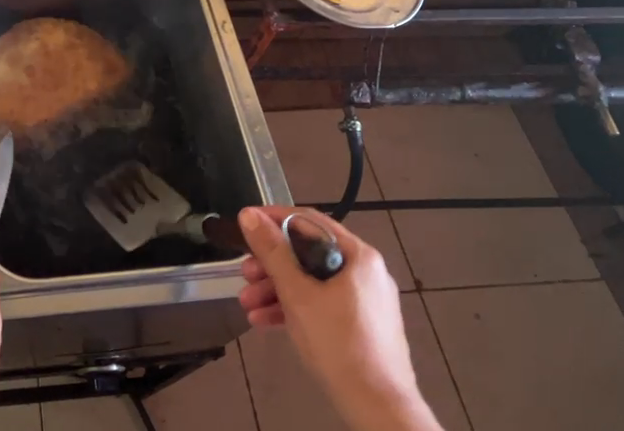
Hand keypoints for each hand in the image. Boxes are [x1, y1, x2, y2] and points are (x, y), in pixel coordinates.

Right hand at [238, 207, 443, 430]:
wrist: (379, 409)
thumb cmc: (338, 343)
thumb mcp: (297, 294)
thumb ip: (272, 252)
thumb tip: (249, 214)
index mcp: (357, 256)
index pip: (309, 221)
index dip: (274, 220)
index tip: (245, 227)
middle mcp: (365, 272)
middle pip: (309, 254)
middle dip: (271, 265)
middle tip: (244, 275)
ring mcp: (365, 301)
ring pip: (313, 282)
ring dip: (277, 290)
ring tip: (248, 305)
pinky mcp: (362, 326)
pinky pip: (323, 305)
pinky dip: (295, 308)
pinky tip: (265, 320)